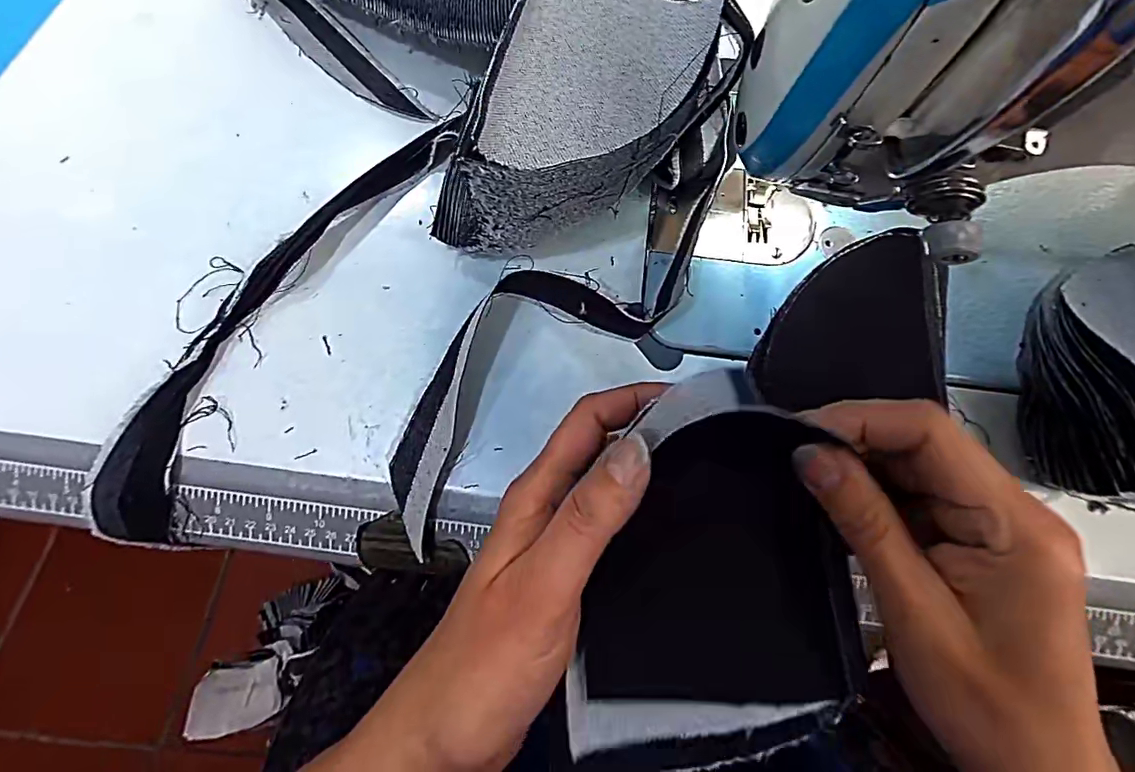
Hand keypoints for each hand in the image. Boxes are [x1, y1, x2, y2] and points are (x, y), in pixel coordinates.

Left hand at [310, 383, 664, 771]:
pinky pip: (605, 522)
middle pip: (597, 443)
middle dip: (643, 423)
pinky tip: (657, 525)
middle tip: (691, 425)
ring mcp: (550, 544)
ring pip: (602, 481)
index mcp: (534, 498)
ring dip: (641, 463)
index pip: (587, 420)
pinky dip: (636, 508)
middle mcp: (541, 512)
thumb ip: (589, 515)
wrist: (442, 743)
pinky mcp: (562, 576)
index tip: (678, 397)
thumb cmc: (478, 669)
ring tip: (684, 463)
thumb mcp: (543, 582)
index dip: (632, 398)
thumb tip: (637, 451)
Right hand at [794, 400, 1113, 771]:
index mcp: (1016, 522)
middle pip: (929, 444)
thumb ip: (865, 524)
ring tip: (817, 475)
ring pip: (925, 466)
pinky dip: (886, 497)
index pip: (933, 432)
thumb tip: (814, 457)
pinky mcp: (991, 539)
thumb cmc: (991, 713)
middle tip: (802, 453)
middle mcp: (1019, 509)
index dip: (864, 420)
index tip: (806, 430)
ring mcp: (1007, 523)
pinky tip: (852, 503)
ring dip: (869, 468)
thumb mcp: (915, 616)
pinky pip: (930, 497)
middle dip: (860, 442)